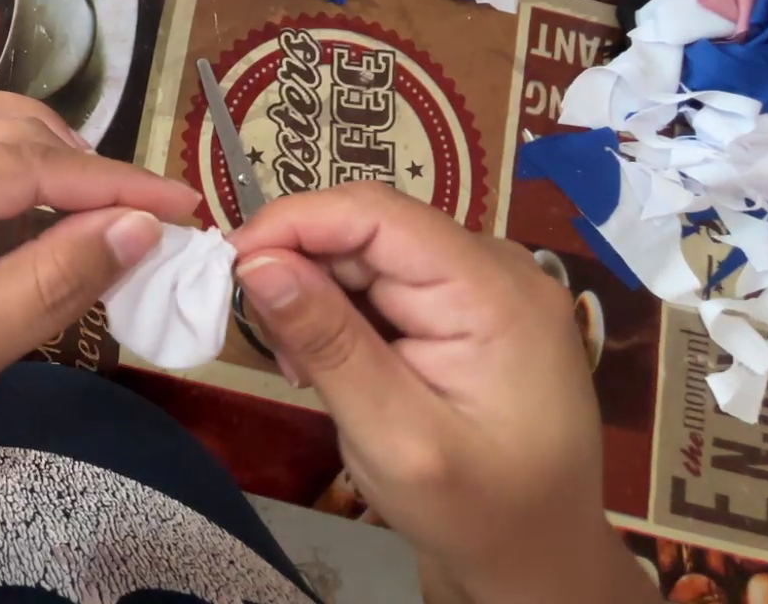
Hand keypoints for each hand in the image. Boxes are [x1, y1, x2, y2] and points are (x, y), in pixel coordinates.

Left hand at [0, 94, 196, 496]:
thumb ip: (54, 277)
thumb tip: (137, 227)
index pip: (31, 165)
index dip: (116, 183)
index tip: (185, 205)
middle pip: (5, 135)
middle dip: (84, 168)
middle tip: (144, 219)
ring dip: (41, 154)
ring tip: (91, 204)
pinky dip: (2, 170)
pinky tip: (28, 209)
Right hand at [229, 183, 653, 603]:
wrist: (538, 555)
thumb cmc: (476, 510)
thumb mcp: (392, 437)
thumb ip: (326, 342)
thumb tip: (253, 262)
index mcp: (492, 292)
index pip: (372, 213)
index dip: (290, 222)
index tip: (229, 265)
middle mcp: (490, 265)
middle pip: (360, 226)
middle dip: (297, 270)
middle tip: (275, 345)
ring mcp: (475, 277)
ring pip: (357, 248)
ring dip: (311, 295)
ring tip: (306, 366)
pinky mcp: (456, 294)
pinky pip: (372, 273)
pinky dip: (333, 308)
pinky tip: (330, 359)